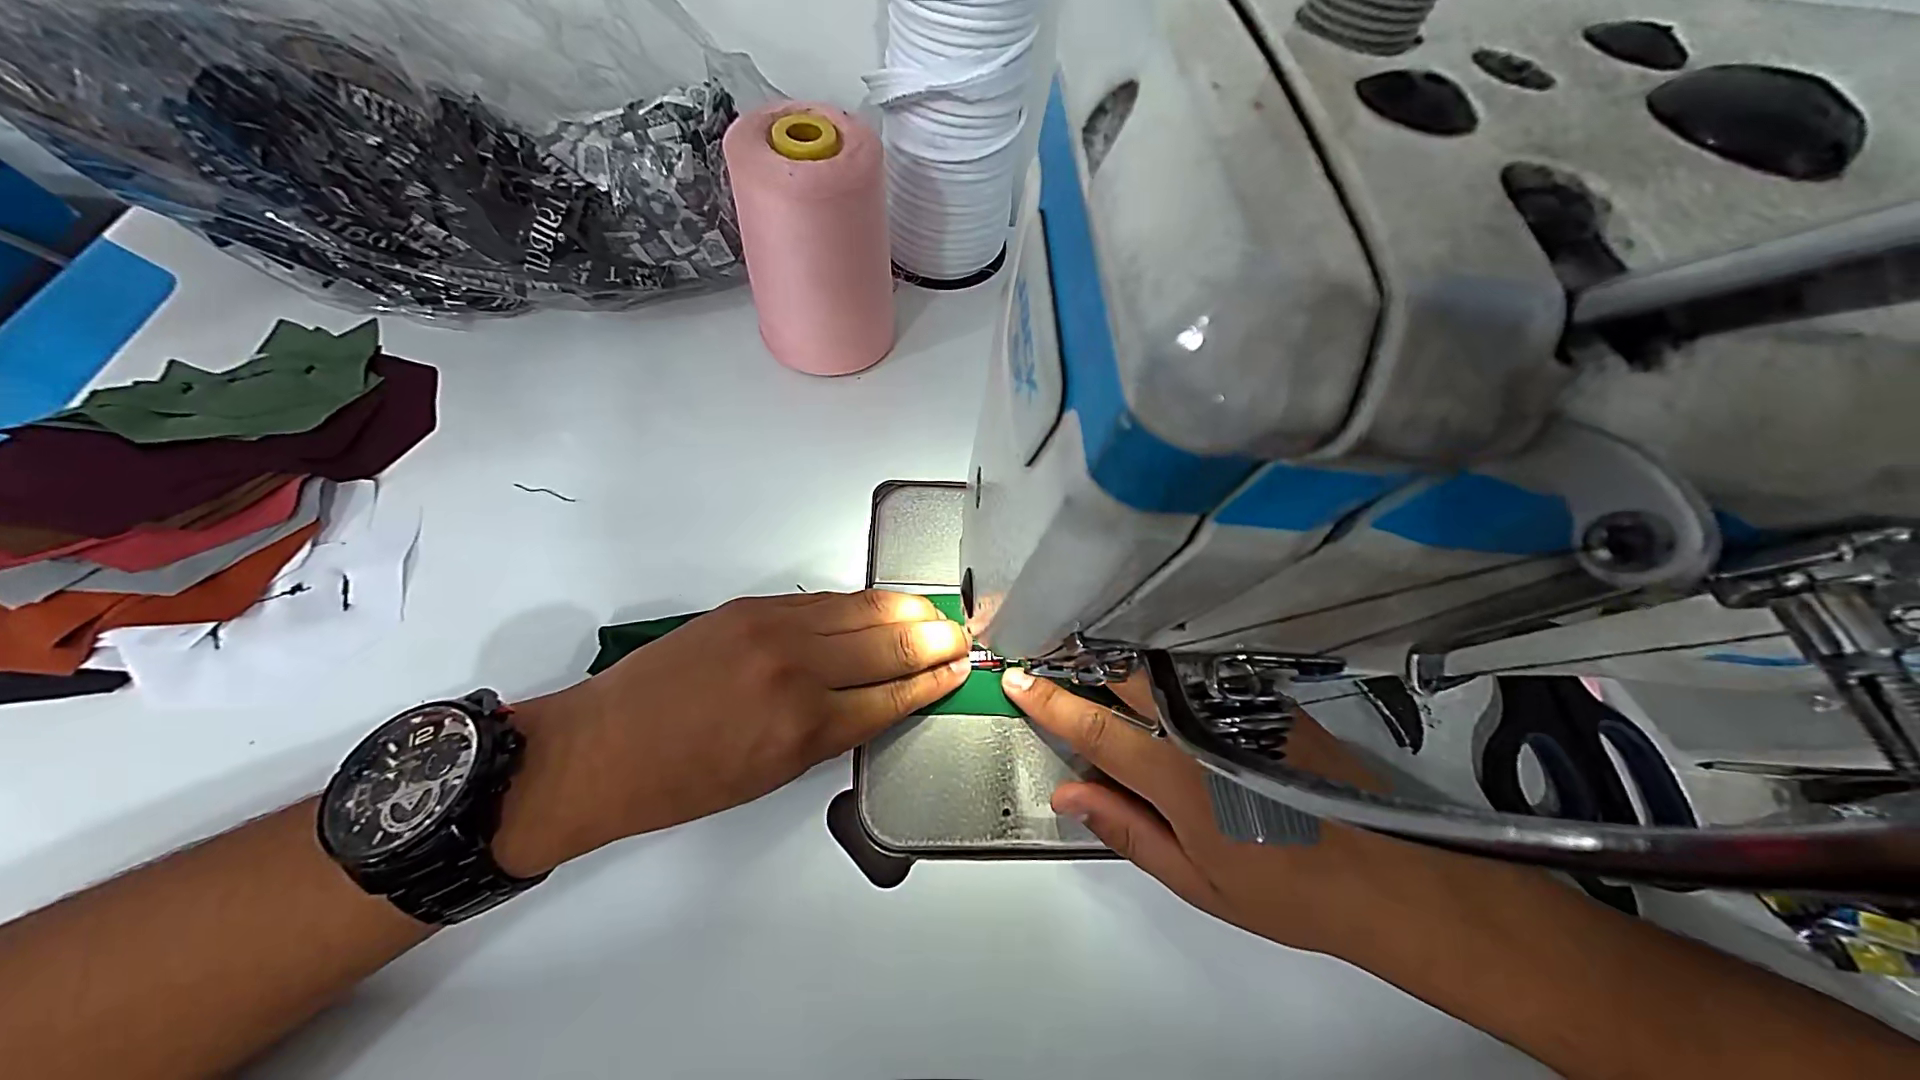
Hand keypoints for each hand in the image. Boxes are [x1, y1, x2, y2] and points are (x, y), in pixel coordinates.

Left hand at [495, 591, 971, 874]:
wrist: (602, 748)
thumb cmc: (681, 779)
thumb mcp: (773, 774)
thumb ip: (834, 731)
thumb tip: (879, 699)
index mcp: (804, 728)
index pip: (893, 695)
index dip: (933, 681)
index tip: (958, 669)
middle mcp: (795, 670)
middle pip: (890, 644)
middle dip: (935, 639)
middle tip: (960, 636)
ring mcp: (772, 629)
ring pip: (863, 610)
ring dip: (907, 611)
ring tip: (933, 614)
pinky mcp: (751, 606)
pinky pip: (825, 600)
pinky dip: (861, 603)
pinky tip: (880, 605)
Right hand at [1001, 668, 1508, 960]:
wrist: (1392, 876)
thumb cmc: (1287, 891)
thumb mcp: (1196, 878)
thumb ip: (1126, 828)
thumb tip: (1069, 793)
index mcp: (1175, 773)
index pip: (1093, 726)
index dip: (1048, 700)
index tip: (1016, 678)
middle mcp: (1200, 726)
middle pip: (1123, 675)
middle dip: (1078, 663)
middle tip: (1047, 659)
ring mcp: (1237, 705)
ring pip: (1161, 666)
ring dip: (1118, 661)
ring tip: (1091, 667)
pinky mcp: (1267, 698)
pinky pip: (1199, 672)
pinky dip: (1164, 669)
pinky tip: (1157, 679)